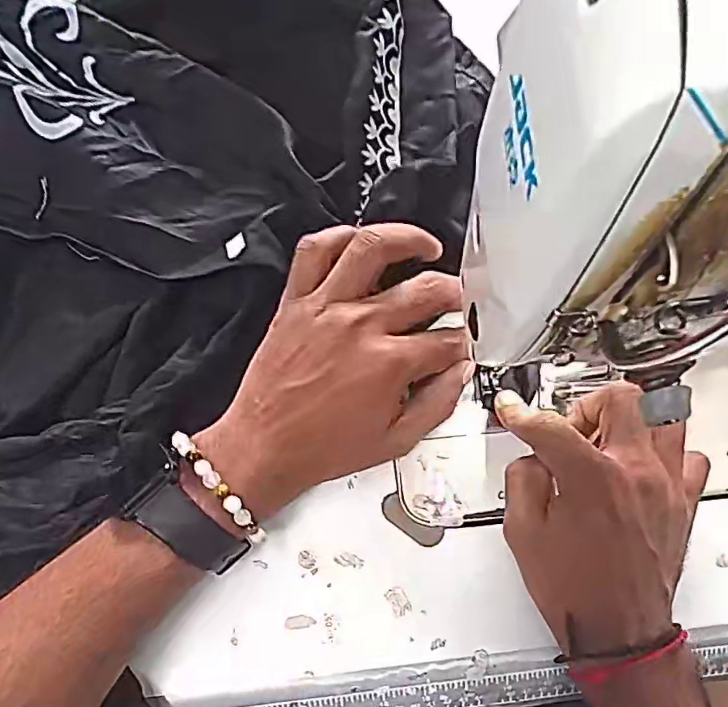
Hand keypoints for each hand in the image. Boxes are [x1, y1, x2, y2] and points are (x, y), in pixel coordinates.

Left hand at [194, 224, 474, 517]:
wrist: (265, 448)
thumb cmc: (319, 449)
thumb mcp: (394, 442)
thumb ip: (436, 405)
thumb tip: (458, 376)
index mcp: (388, 365)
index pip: (446, 341)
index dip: (462, 344)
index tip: (458, 348)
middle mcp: (360, 328)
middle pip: (425, 289)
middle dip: (453, 295)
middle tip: (455, 302)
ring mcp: (326, 309)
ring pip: (372, 247)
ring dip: (408, 239)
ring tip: (423, 246)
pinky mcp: (295, 304)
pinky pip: (315, 250)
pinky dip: (339, 236)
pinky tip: (357, 243)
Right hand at [496, 382, 710, 658]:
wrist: (618, 629)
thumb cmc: (577, 592)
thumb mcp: (524, 535)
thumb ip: (522, 481)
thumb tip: (532, 459)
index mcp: (592, 479)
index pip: (552, 425)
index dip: (523, 414)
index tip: (515, 411)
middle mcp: (636, 474)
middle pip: (621, 398)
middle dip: (586, 406)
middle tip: (570, 430)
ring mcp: (667, 486)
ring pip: (665, 414)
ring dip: (630, 419)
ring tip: (606, 442)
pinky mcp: (683, 503)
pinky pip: (689, 456)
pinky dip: (665, 451)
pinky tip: (641, 467)